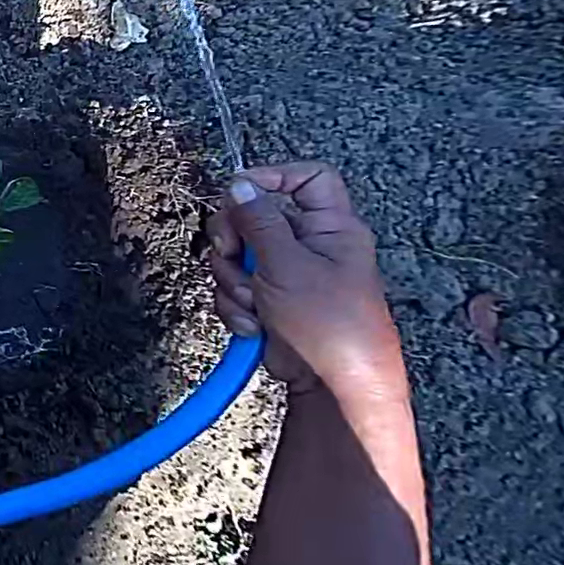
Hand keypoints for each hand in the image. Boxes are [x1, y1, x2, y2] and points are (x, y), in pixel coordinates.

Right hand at [206, 162, 402, 396]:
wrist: (331, 388)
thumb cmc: (329, 326)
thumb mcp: (288, 265)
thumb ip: (258, 221)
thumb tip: (238, 184)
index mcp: (330, 228)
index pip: (309, 179)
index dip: (274, 176)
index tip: (239, 191)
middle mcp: (306, 245)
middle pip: (254, 215)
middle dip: (234, 239)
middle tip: (232, 255)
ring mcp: (283, 272)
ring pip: (236, 254)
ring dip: (232, 280)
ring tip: (253, 304)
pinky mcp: (265, 298)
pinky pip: (233, 285)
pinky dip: (234, 305)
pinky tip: (252, 325)